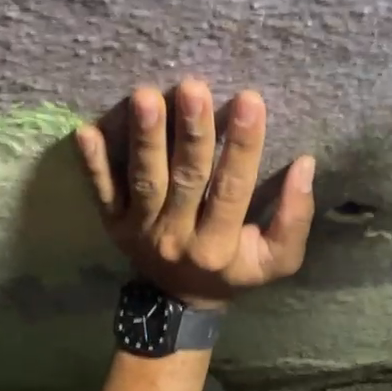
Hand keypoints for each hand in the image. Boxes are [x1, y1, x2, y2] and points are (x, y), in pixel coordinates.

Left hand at [75, 79, 315, 309]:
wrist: (179, 303)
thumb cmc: (233, 271)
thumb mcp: (275, 260)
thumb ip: (295, 218)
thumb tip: (305, 165)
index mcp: (219, 247)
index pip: (232, 190)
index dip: (242, 147)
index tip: (250, 101)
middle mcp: (177, 238)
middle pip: (186, 179)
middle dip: (191, 133)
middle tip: (193, 87)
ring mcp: (140, 230)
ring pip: (144, 181)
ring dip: (145, 139)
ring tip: (146, 97)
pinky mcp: (113, 223)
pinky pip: (101, 192)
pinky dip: (93, 164)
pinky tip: (87, 132)